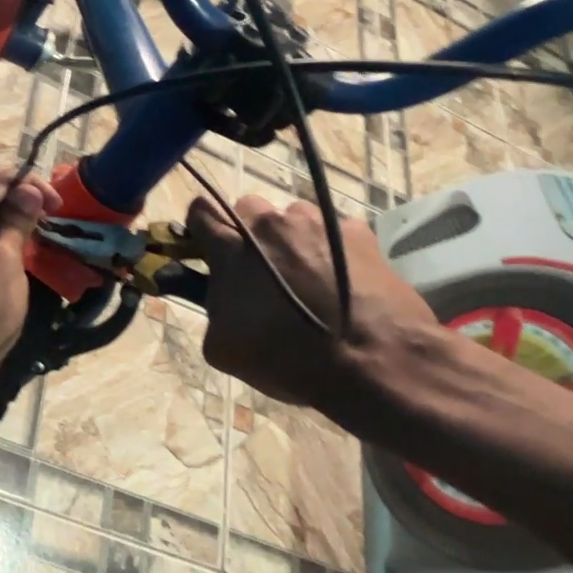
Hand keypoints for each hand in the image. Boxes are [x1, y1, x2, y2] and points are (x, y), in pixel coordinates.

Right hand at [186, 194, 439, 410]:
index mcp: (231, 246)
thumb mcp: (223, 346)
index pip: (200, 211)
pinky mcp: (360, 232)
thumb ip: (212, 308)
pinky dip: (331, 248)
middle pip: (248, 209)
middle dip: (249, 233)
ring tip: (307, 276)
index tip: (209, 249)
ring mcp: (318, 223)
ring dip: (292, 239)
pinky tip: (341, 280)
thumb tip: (221, 297)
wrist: (372, 363)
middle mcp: (271, 223)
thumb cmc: (287, 358)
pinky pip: (334, 230)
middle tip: (260, 270)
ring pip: (293, 217)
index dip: (201, 229)